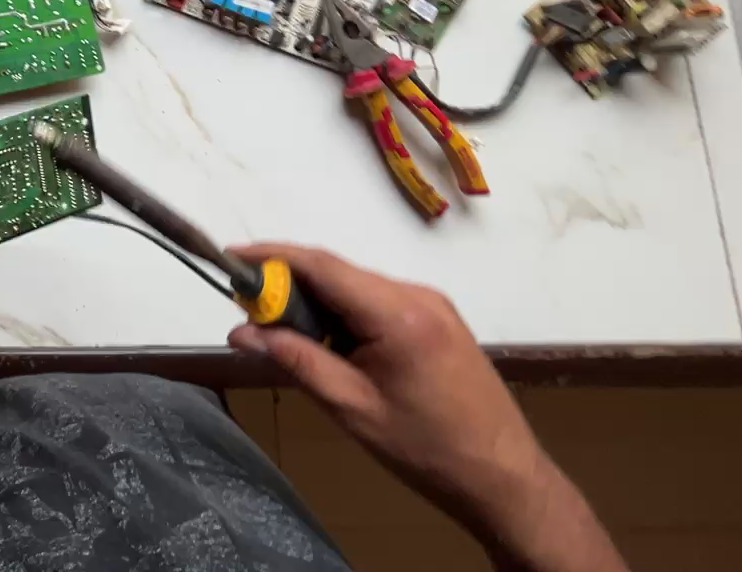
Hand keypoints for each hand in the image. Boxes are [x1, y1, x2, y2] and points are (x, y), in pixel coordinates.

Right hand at [226, 244, 553, 540]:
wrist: (509, 484)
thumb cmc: (427, 450)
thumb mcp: (350, 406)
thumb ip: (294, 359)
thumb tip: (239, 332)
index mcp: (398, 315)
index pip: (321, 266)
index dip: (271, 255)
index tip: (232, 256)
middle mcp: (416, 295)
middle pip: (335, 270)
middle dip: (287, 281)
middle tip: (249, 306)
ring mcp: (430, 304)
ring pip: (352, 283)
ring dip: (313, 297)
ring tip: (283, 329)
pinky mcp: (435, 317)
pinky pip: (372, 297)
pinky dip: (339, 308)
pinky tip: (326, 338)